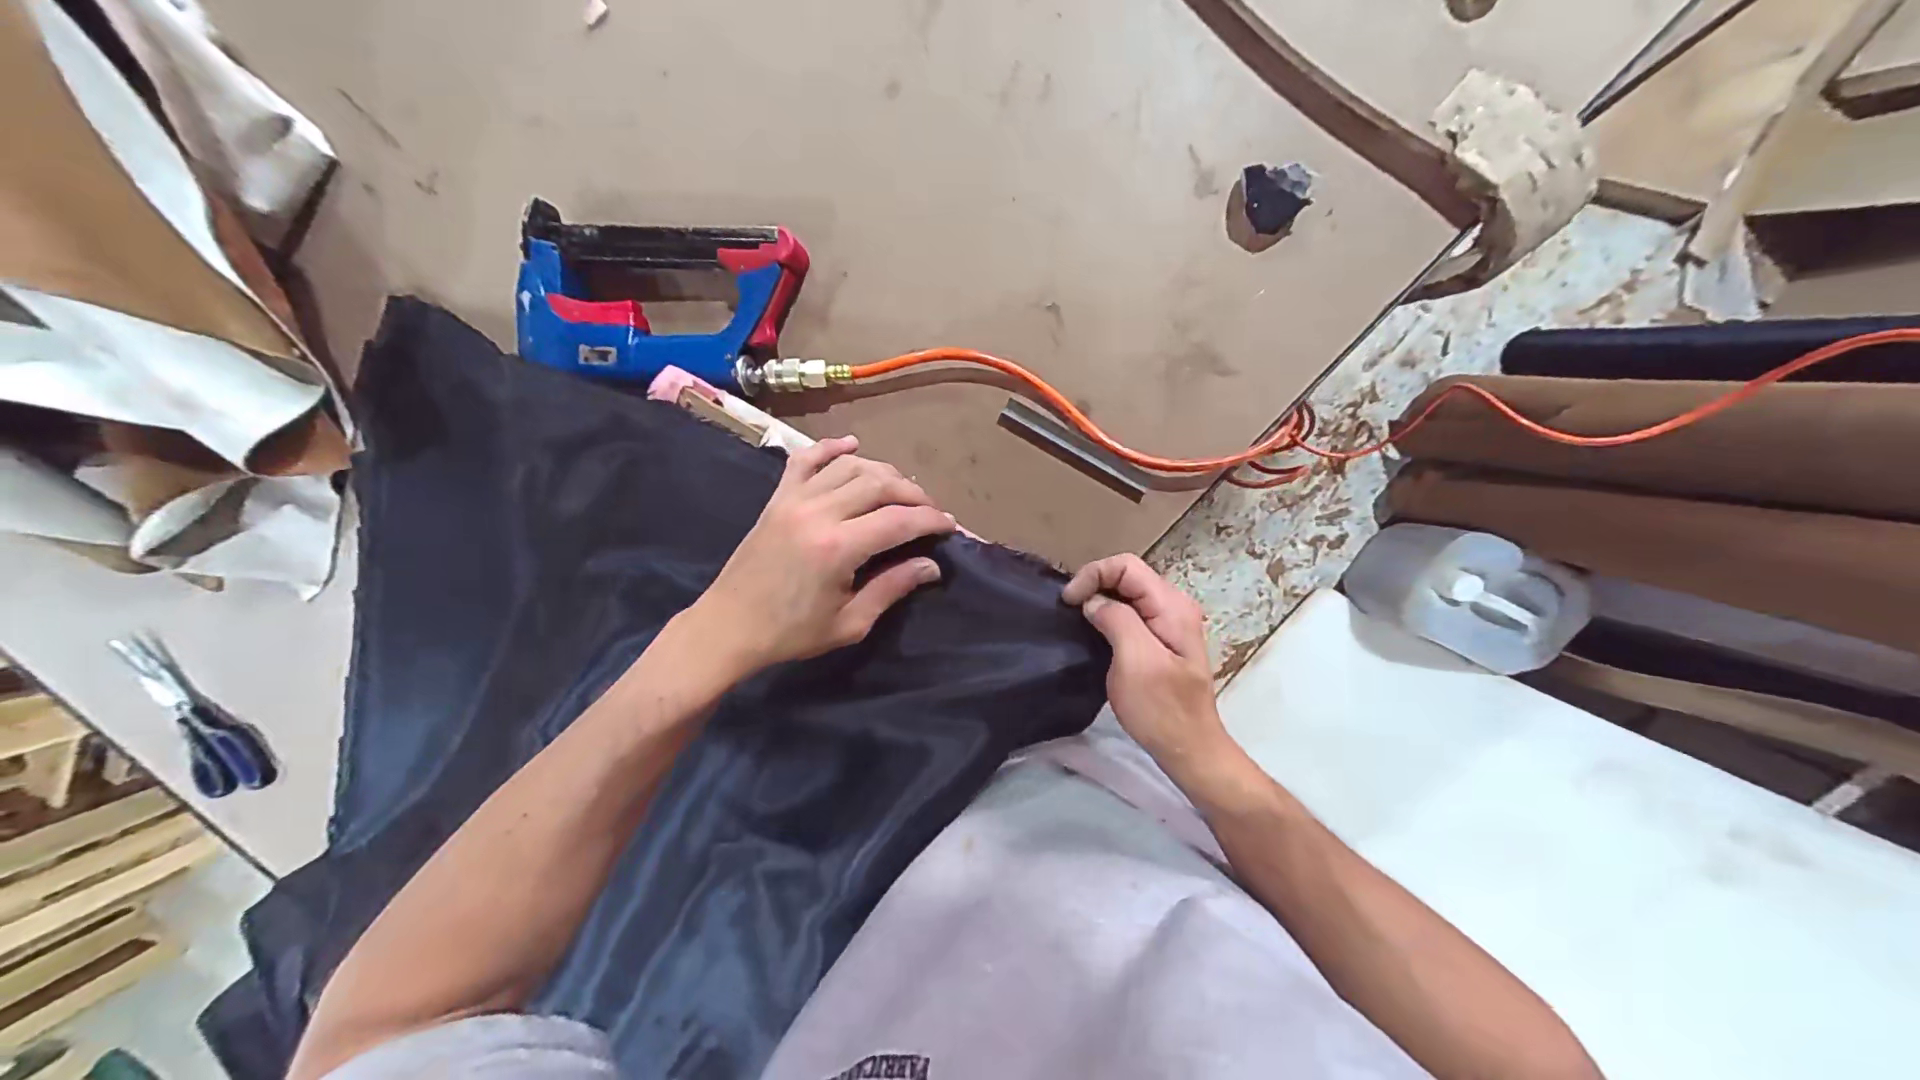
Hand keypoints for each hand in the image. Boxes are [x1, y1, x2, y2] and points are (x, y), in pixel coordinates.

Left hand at [684, 436, 954, 677]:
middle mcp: (817, 512)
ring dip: (882, 472)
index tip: (950, 526)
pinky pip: (806, 459)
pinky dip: (832, 448)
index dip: (930, 520)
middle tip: (929, 511)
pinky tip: (853, 446)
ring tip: (901, 489)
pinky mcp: (777, 498)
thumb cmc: (791, 633)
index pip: (899, 520)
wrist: (728, 627)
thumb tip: (931, 566)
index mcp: (837, 548)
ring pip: (849, 466)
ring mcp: (794, 499)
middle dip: (913, 493)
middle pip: (879, 484)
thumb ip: (892, 588)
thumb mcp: (849, 623)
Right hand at [1062, 555, 1230, 774]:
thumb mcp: (1135, 661)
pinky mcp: (1161, 641)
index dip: (1093, 575)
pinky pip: (1131, 613)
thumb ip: (1116, 620)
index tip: (1069, 602)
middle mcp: (1174, 607)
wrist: (1188, 749)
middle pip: (1128, 576)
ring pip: (1128, 594)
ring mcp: (1169, 624)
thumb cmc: (1161, 709)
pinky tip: (1094, 632)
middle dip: (1094, 584)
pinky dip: (1108, 615)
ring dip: (1099, 600)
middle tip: (1069, 610)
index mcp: (1171, 606)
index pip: (1127, 566)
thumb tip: (1093, 602)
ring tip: (1077, 619)